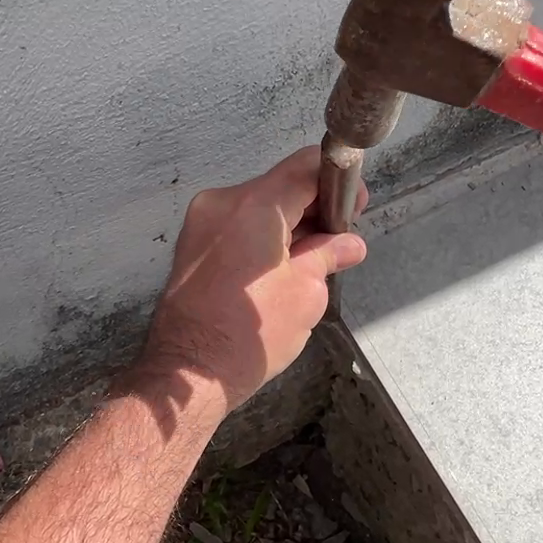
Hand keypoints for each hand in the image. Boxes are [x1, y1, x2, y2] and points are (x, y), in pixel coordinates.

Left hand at [131, 146, 367, 412]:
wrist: (189, 374)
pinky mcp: (189, 252)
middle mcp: (220, 205)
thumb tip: (349, 245)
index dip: (337, 186)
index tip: (353, 212)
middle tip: (334, 247)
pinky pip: (233, 233)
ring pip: (255, 212)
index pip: (306, 168)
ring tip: (304, 270)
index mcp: (253, 205)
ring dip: (284, 232)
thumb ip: (328, 257)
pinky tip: (273, 278)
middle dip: (311, 213)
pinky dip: (258, 245)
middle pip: (278, 189)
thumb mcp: (306, 294)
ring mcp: (199, 227)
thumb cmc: (250, 336)